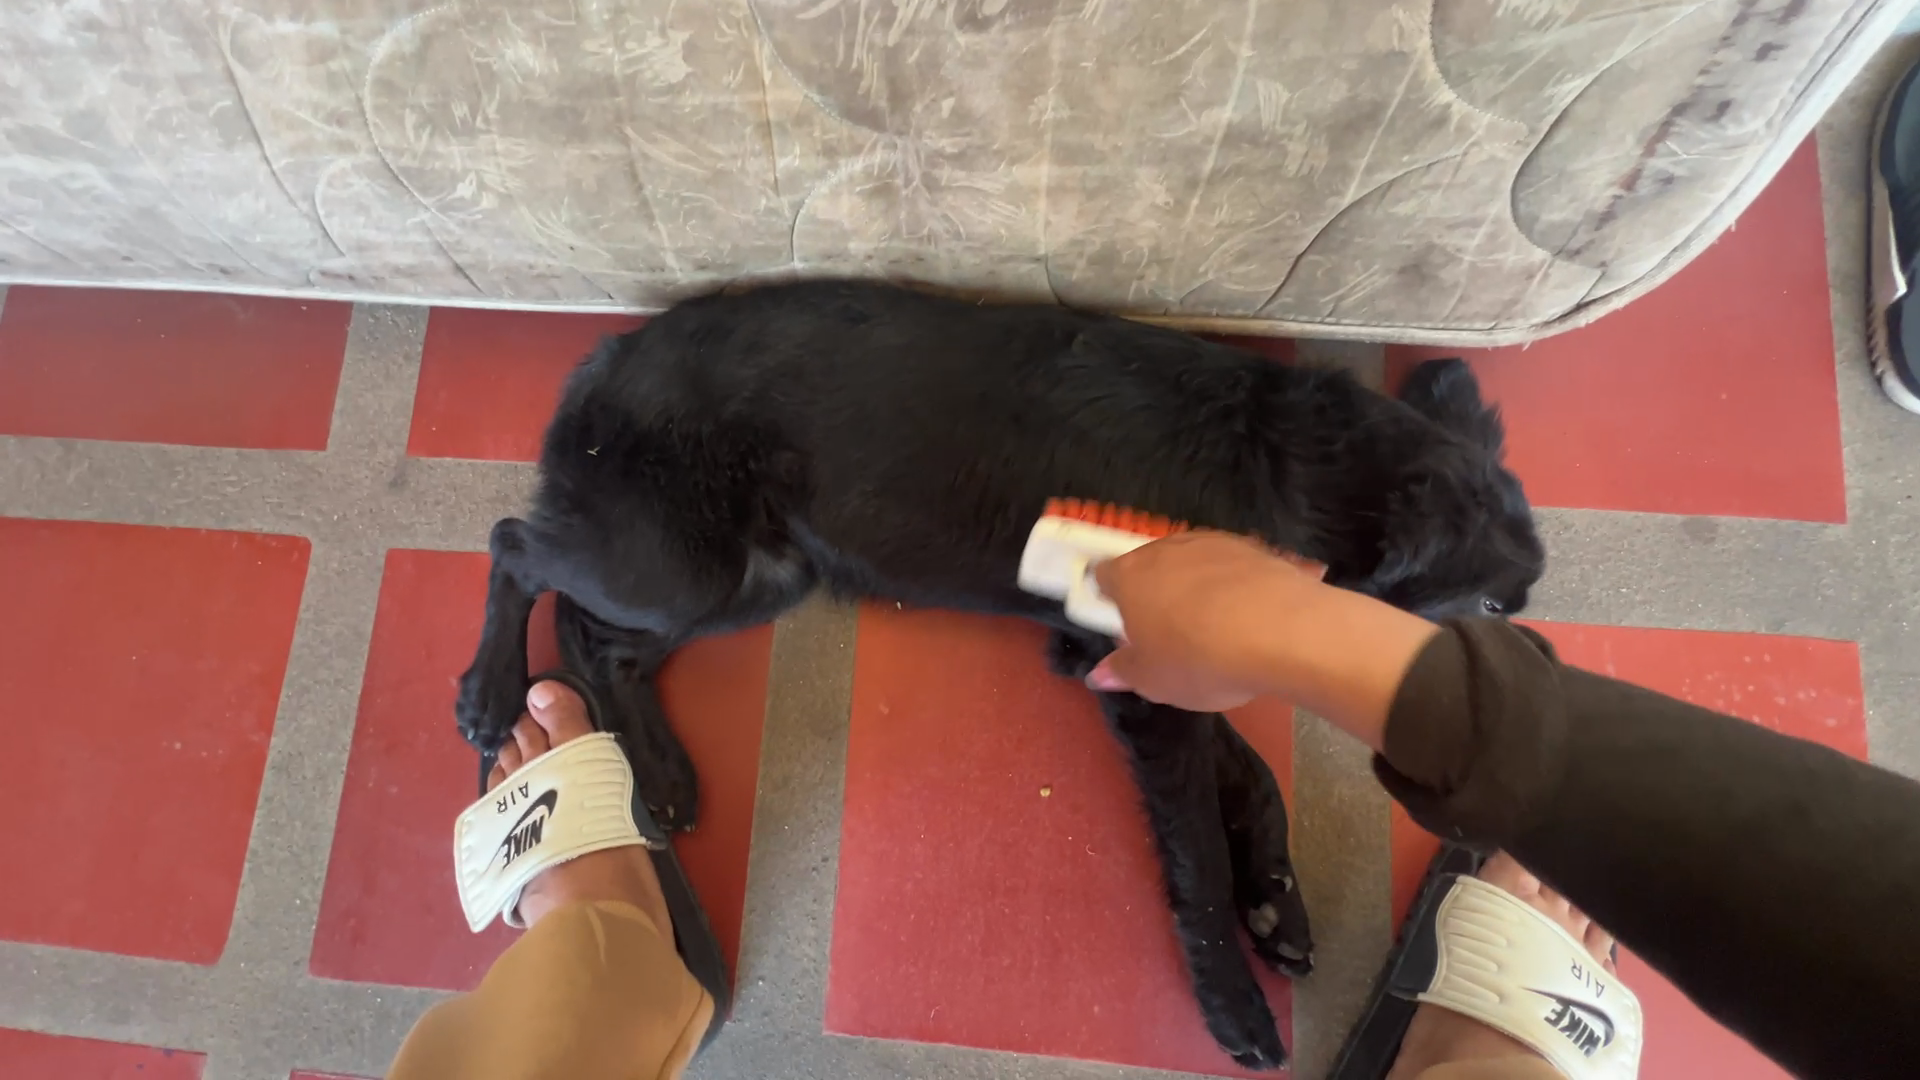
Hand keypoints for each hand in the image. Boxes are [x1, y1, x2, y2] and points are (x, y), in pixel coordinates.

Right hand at [1087, 531, 1326, 710]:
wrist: (1283, 632)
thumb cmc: (1199, 658)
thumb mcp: (1153, 680)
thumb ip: (1122, 671)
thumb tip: (1098, 674)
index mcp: (1128, 577)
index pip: (1103, 575)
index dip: (1110, 598)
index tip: (1124, 624)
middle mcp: (1164, 550)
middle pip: (1149, 566)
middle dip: (1154, 593)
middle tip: (1168, 634)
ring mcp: (1211, 543)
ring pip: (1191, 563)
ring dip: (1195, 587)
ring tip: (1215, 627)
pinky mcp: (1253, 548)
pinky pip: (1232, 568)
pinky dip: (1235, 586)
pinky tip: (1251, 617)